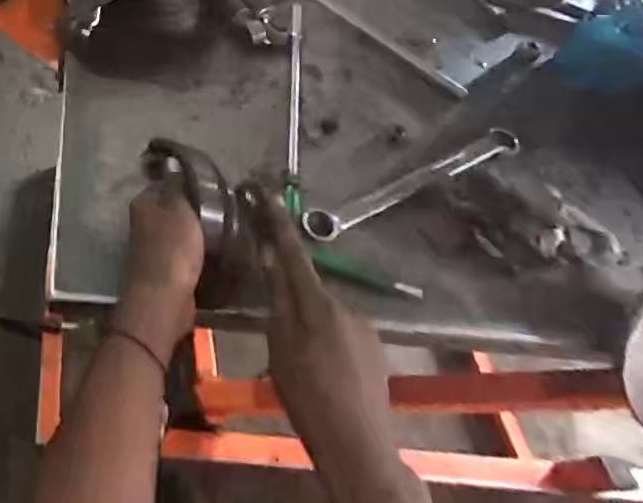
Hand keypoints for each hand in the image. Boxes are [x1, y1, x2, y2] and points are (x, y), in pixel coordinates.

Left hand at [115, 177, 204, 354]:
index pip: (166, 182)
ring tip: (222, 226)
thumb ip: (177, 186)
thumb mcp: (180, 208)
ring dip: (197, 229)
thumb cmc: (173, 247)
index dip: (187, 182)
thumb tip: (172, 163)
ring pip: (180, 228)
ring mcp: (153, 244)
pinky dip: (196, 248)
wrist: (166, 298)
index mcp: (143, 202)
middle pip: (173, 205)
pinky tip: (214, 248)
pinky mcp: (165, 265)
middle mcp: (143, 220)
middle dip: (194, 207)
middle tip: (221, 207)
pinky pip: (184, 249)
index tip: (211, 187)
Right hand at [258, 193, 417, 502]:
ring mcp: (364, 326)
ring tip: (300, 361)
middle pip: (309, 285)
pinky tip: (323, 371)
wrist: (360, 448)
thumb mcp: (280, 348)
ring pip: (325, 311)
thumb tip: (270, 258)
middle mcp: (345, 304)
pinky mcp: (376, 348)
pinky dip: (328, 339)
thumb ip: (277, 300)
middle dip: (292, 296)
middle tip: (278, 330)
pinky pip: (342, 330)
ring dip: (311, 322)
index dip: (278, 222)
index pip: (292, 252)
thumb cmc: (309, 397)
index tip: (267, 194)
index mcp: (317, 302)